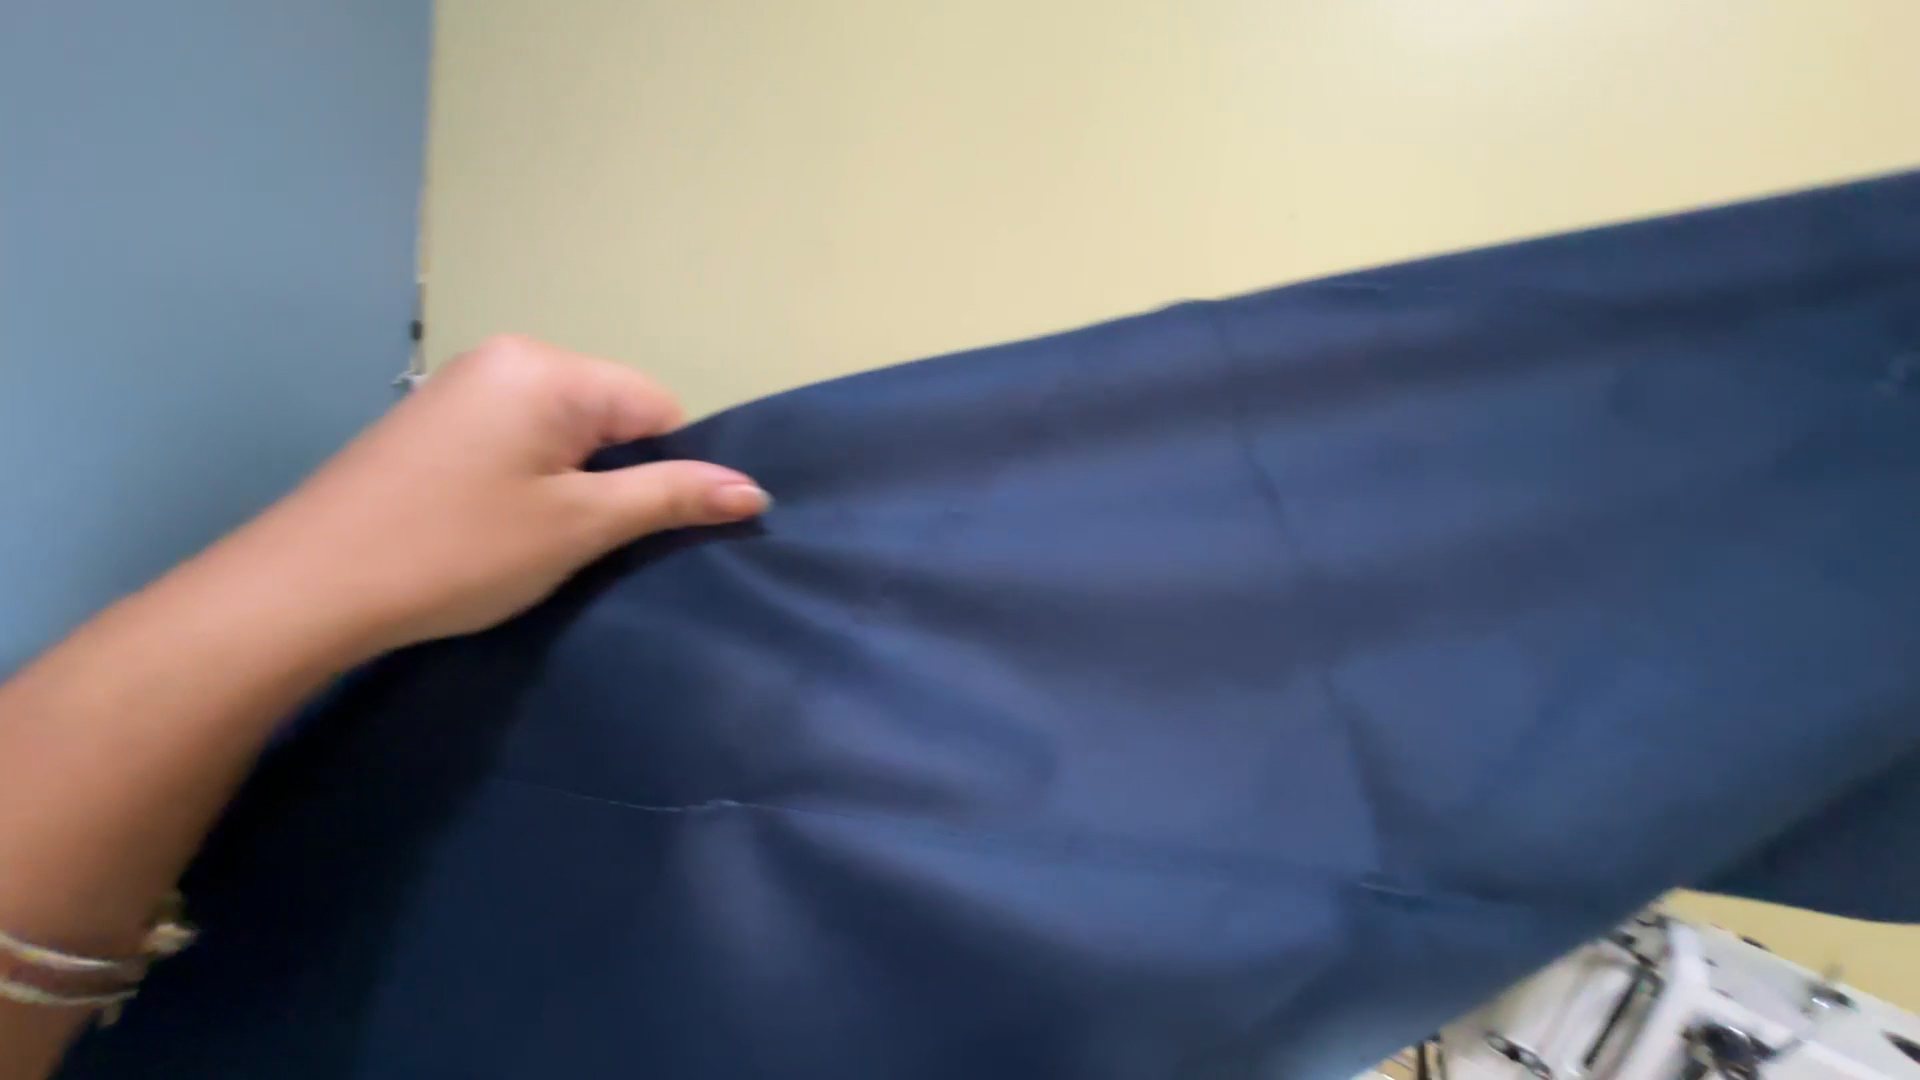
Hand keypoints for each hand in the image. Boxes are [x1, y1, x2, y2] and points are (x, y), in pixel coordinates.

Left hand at [214, 335, 767, 657]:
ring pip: (573, 433)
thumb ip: (673, 497)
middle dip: (623, 476)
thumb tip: (756, 491)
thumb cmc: (458, 550)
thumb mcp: (581, 524)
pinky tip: (510, 525)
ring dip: (583, 483)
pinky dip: (541, 480)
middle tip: (594, 537)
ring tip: (549, 537)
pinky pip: (528, 440)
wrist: (302, 593)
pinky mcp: (441, 421)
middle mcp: (509, 359)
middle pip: (616, 416)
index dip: (669, 469)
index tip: (643, 526)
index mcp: (548, 369)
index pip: (658, 408)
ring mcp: (468, 386)